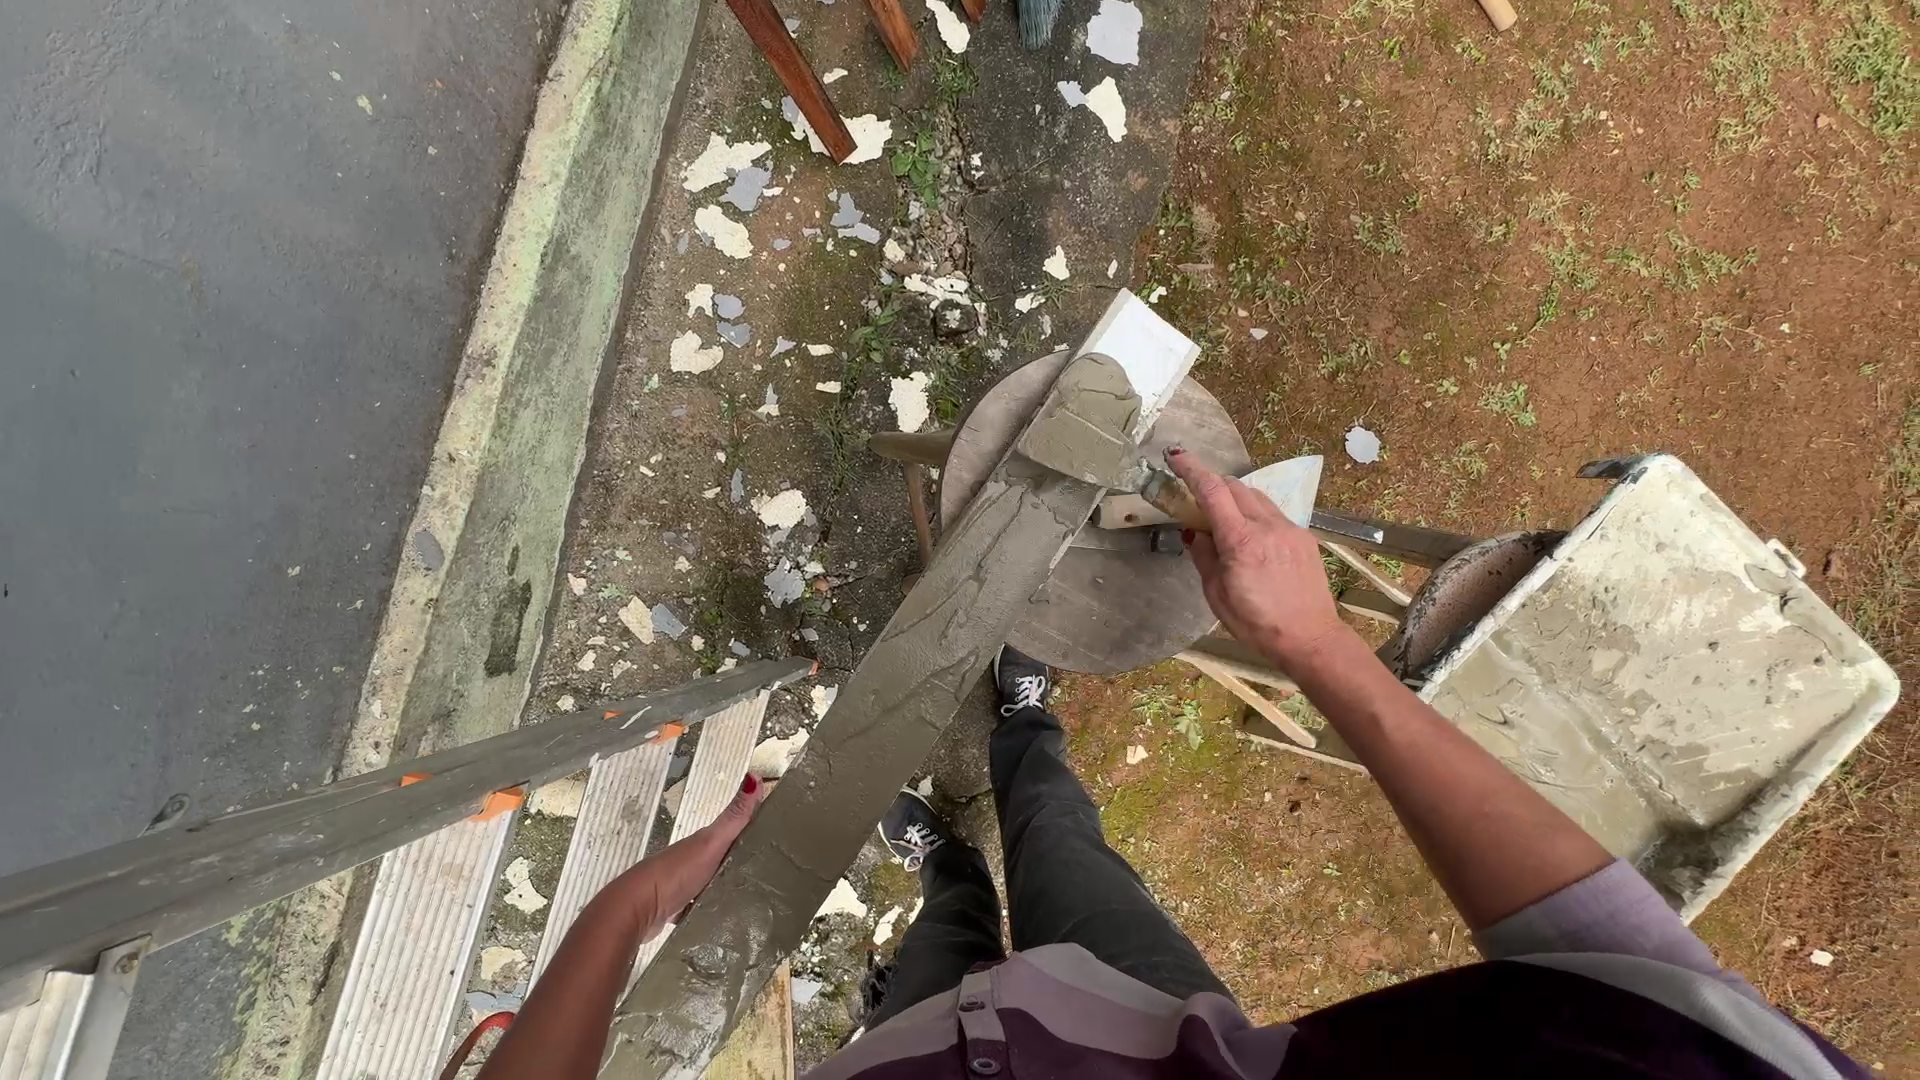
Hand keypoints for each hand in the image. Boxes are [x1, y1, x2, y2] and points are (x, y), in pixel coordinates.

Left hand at [602, 773, 770, 938]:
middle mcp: (694, 859)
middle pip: (725, 855)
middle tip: (775, 870)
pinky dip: (712, 907)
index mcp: (705, 841)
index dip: (754, 828)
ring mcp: (683, 884)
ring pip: (713, 881)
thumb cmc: (676, 871)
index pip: (734, 830)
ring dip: (728, 885)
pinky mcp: (676, 909)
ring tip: (755, 895)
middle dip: (745, 859)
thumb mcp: (711, 842)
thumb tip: (754, 774)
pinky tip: (725, 916)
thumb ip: (733, 816)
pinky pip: (702, 904)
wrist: (636, 909)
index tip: (779, 833)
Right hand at [1165, 449, 1349, 672]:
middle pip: (1235, 486)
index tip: (1175, 458)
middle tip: (1196, 500)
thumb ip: (1204, 556)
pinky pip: (1273, 513)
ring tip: (1224, 520)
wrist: (1310, 638)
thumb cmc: (1256, 623)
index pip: (1212, 491)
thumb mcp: (1216, 594)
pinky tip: (1250, 538)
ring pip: (1256, 496)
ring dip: (1234, 498)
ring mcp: (1289, 529)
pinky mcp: (1303, 537)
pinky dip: (1254, 514)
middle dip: (1212, 485)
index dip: (1191, 469)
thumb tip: (1195, 532)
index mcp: (1241, 542)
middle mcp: (1267, 527)